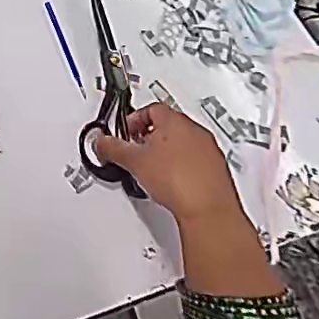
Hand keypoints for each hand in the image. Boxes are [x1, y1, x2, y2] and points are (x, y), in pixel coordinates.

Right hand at [91, 103, 241, 224]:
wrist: (207, 209)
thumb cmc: (180, 181)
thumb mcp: (134, 162)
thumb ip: (113, 148)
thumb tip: (102, 142)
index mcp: (175, 121)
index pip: (150, 108)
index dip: (133, 120)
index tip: (125, 132)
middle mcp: (195, 131)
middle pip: (166, 124)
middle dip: (148, 136)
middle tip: (136, 151)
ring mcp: (208, 149)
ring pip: (181, 142)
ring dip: (165, 151)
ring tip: (152, 169)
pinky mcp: (216, 168)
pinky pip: (194, 159)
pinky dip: (181, 165)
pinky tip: (171, 181)